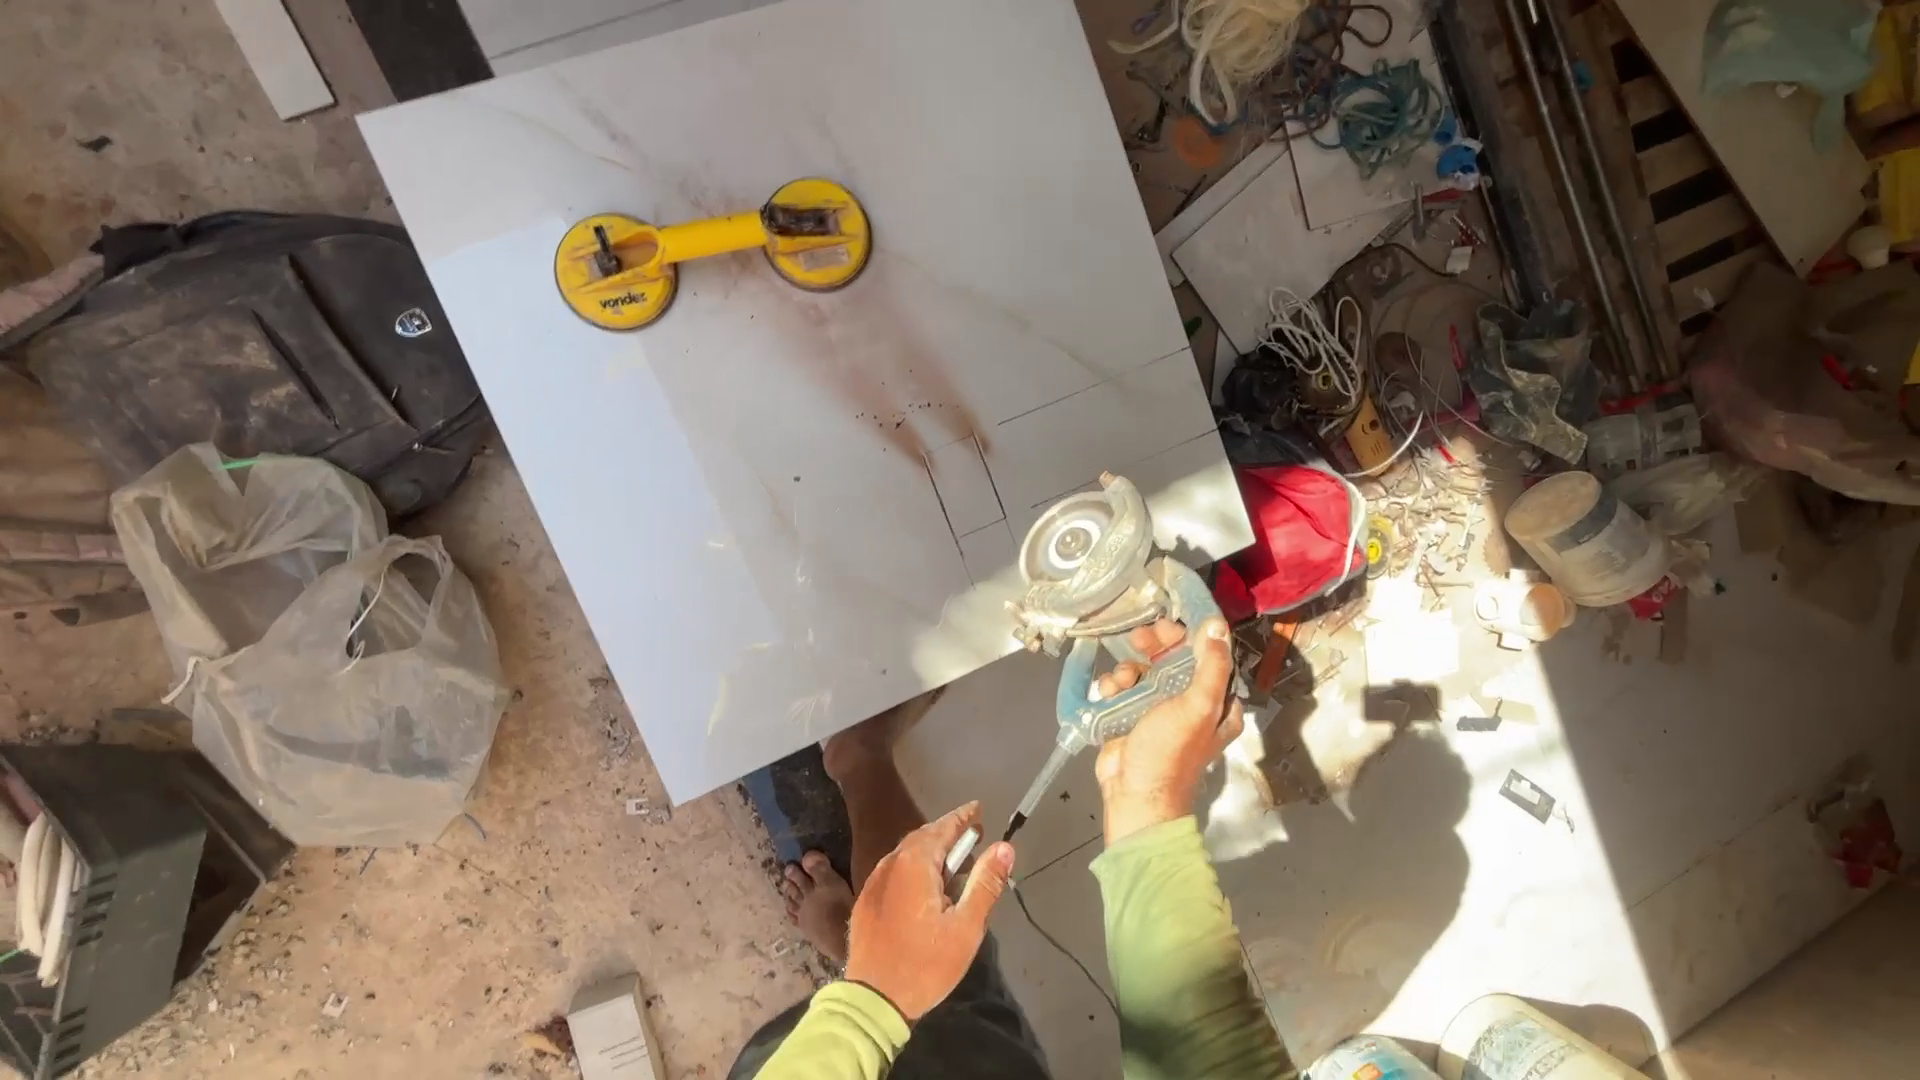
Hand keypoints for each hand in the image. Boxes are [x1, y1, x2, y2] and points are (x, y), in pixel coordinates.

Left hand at [843, 801, 1015, 1022]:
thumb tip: (1004, 847)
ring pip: (907, 853)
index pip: (943, 827)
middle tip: (972, 835)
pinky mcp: (866, 900)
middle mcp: (891, 863)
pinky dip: (914, 866)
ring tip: (953, 860)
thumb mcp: (965, 927)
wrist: (873, 1000)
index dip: (963, 817)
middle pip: (923, 837)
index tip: (978, 808)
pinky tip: (925, 884)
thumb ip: (985, 883)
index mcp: (915, 863)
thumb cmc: (925, 964)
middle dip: (948, 832)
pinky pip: (894, 870)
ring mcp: (874, 882)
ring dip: (930, 849)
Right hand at [1093, 617, 1243, 843]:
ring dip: (1129, 668)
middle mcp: (1189, 703)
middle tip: (1138, 638)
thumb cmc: (1171, 750)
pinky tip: (1110, 691)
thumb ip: (1211, 666)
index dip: (1188, 638)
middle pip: (1172, 659)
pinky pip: (1122, 688)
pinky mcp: (1129, 716)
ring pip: (1144, 671)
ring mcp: (1157, 709)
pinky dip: (1114, 685)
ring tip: (1122, 679)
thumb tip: (1217, 625)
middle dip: (1154, 647)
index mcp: (1216, 702)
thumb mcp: (1198, 707)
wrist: (1135, 792)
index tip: (1167, 627)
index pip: (1206, 656)